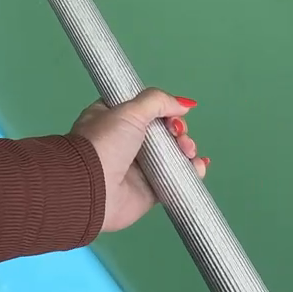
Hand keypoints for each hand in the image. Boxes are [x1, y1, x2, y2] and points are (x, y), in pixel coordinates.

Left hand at [70, 89, 205, 233]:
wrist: (93, 187)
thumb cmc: (106, 142)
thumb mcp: (128, 112)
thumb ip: (156, 102)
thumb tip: (183, 104)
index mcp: (113, 116)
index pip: (145, 108)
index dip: (163, 110)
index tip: (173, 114)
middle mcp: (126, 139)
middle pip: (162, 130)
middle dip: (178, 130)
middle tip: (180, 136)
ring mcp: (139, 165)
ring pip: (172, 153)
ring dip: (186, 149)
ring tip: (189, 152)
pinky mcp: (151, 189)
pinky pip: (176, 178)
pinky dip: (190, 172)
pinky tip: (199, 167)